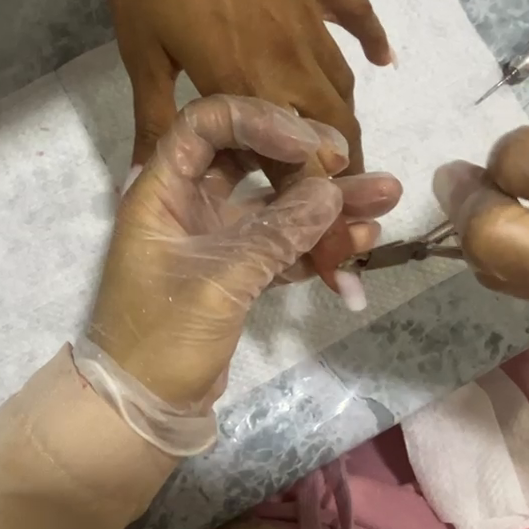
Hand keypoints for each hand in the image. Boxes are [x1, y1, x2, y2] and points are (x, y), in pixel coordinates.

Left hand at [87, 97, 401, 448]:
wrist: (143, 407)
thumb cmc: (162, 339)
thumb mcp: (220, 283)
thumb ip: (276, 235)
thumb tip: (332, 192)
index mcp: (162, 192)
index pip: (207, 124)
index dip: (258, 122)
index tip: (307, 146)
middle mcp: (186, 203)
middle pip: (249, 157)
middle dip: (303, 160)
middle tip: (350, 165)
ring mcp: (212, 236)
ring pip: (273, 202)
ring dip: (324, 203)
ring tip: (386, 197)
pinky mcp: (234, 268)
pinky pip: (279, 242)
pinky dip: (315, 243)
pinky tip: (360, 242)